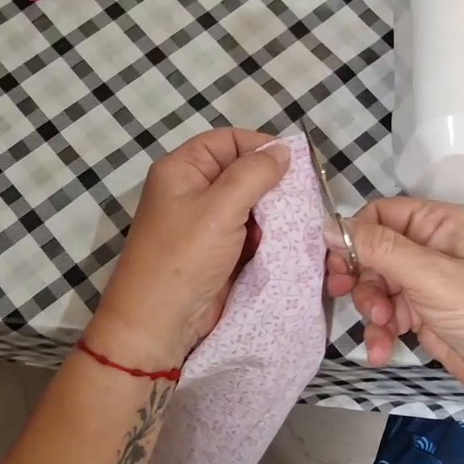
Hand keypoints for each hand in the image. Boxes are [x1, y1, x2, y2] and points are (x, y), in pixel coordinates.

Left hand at [87, 129, 291, 368]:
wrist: (159, 322)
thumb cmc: (184, 258)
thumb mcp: (220, 208)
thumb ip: (254, 174)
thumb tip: (282, 151)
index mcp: (182, 170)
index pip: (227, 141)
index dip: (259, 146)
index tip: (295, 164)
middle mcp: (191, 191)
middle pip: (240, 172)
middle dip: (271, 184)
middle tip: (304, 197)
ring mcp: (204, 224)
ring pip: (249, 205)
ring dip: (273, 214)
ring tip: (299, 221)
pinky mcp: (216, 252)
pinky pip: (248, 233)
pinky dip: (267, 236)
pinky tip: (287, 241)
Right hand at [326, 197, 463, 402]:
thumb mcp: (430, 275)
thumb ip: (378, 248)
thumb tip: (328, 226)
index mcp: (439, 223)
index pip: (380, 215)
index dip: (354, 236)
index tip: (336, 264)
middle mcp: (431, 247)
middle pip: (373, 252)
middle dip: (361, 279)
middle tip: (344, 295)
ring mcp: (427, 282)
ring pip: (376, 287)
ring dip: (371, 310)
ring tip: (383, 328)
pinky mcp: (423, 314)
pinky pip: (387, 315)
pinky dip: (381, 332)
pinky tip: (382, 351)